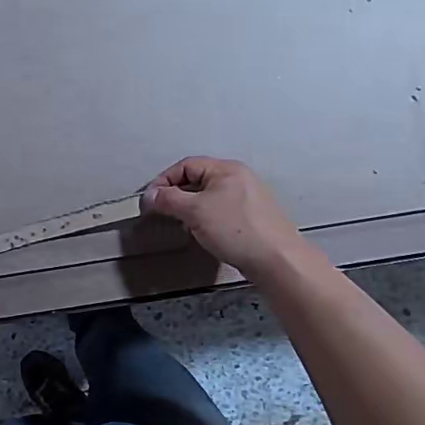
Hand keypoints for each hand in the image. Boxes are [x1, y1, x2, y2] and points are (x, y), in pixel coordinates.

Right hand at [141, 157, 310, 277]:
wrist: (274, 259)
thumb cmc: (239, 231)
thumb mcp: (195, 211)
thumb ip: (169, 200)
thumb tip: (150, 196)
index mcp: (226, 169)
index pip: (185, 165)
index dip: (164, 181)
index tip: (151, 199)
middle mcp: (238, 179)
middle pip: (196, 180)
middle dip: (176, 196)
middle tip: (163, 212)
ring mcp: (246, 198)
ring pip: (207, 197)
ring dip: (190, 210)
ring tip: (184, 225)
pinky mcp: (249, 218)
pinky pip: (219, 212)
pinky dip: (205, 220)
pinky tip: (203, 234)